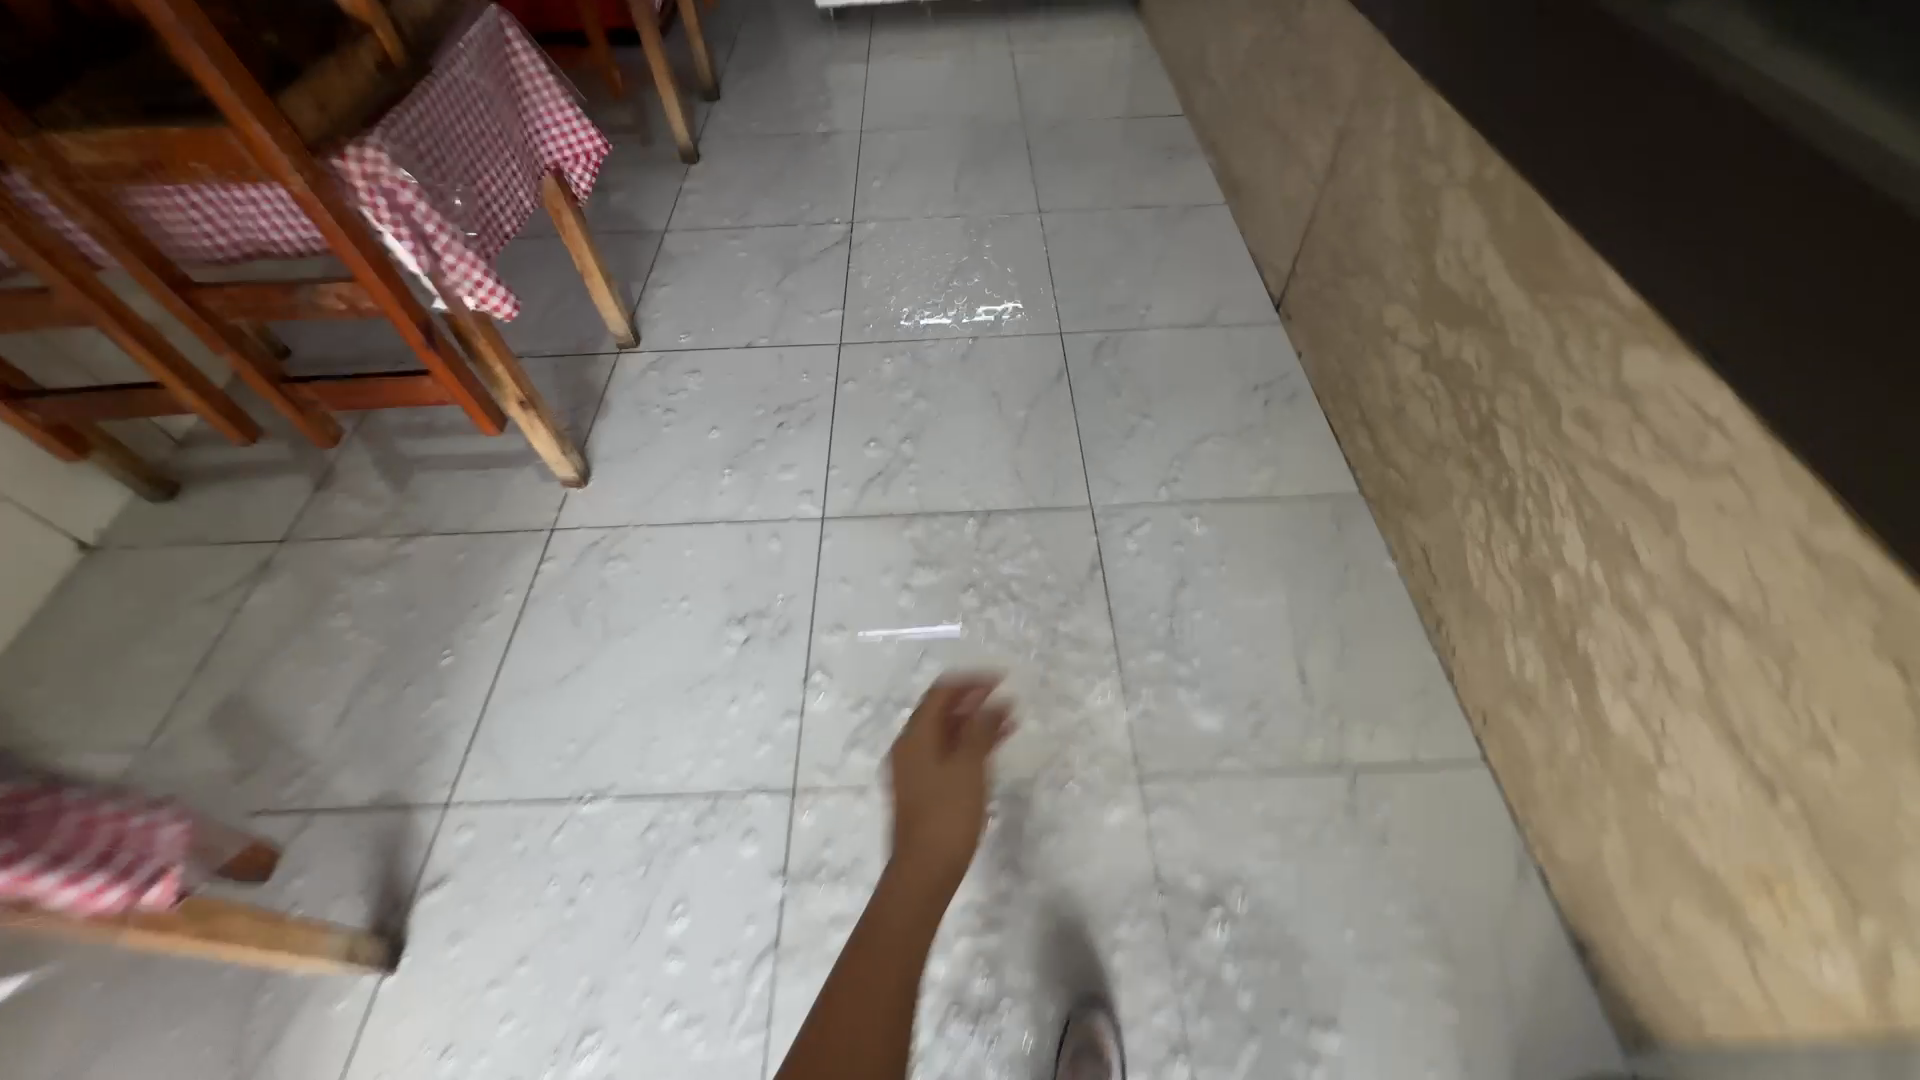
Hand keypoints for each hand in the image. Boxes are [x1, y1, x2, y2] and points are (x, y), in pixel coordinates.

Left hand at [885, 673, 1013, 900]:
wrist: (924, 872)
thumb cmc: (948, 815)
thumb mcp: (969, 767)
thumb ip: (981, 730)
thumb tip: (994, 701)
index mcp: (914, 737)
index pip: (941, 692)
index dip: (971, 682)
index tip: (1001, 680)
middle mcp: (909, 748)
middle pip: (941, 712)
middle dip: (974, 702)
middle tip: (1006, 700)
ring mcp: (914, 771)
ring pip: (946, 735)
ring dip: (974, 725)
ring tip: (1009, 723)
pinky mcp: (923, 791)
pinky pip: (946, 755)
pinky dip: (968, 747)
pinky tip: (992, 752)